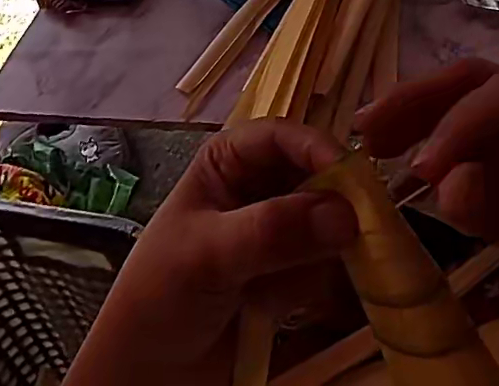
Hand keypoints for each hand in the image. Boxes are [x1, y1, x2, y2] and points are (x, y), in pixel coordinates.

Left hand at [67, 121, 357, 385]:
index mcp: (232, 158)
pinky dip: (307, 286)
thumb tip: (343, 214)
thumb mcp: (208, 255)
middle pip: (317, 174)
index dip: (318, 149)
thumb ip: (272, 230)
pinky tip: (268, 309)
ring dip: (310, 259)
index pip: (285, 136)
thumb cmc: (159, 297)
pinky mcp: (292, 268)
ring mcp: (280, 227)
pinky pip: (324, 262)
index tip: (351, 179)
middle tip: (344, 238)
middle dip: (326, 209)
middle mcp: (262, 183)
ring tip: (268, 293)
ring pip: (327, 221)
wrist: (147, 375)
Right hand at [357, 60, 498, 385]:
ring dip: (429, 121)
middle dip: (432, 101)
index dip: (466, 122)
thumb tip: (447, 183)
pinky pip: (487, 163)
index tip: (420, 169)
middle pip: (498, 90)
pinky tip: (414, 172)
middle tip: (370, 128)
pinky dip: (447, 162)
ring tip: (375, 139)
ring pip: (485, 119)